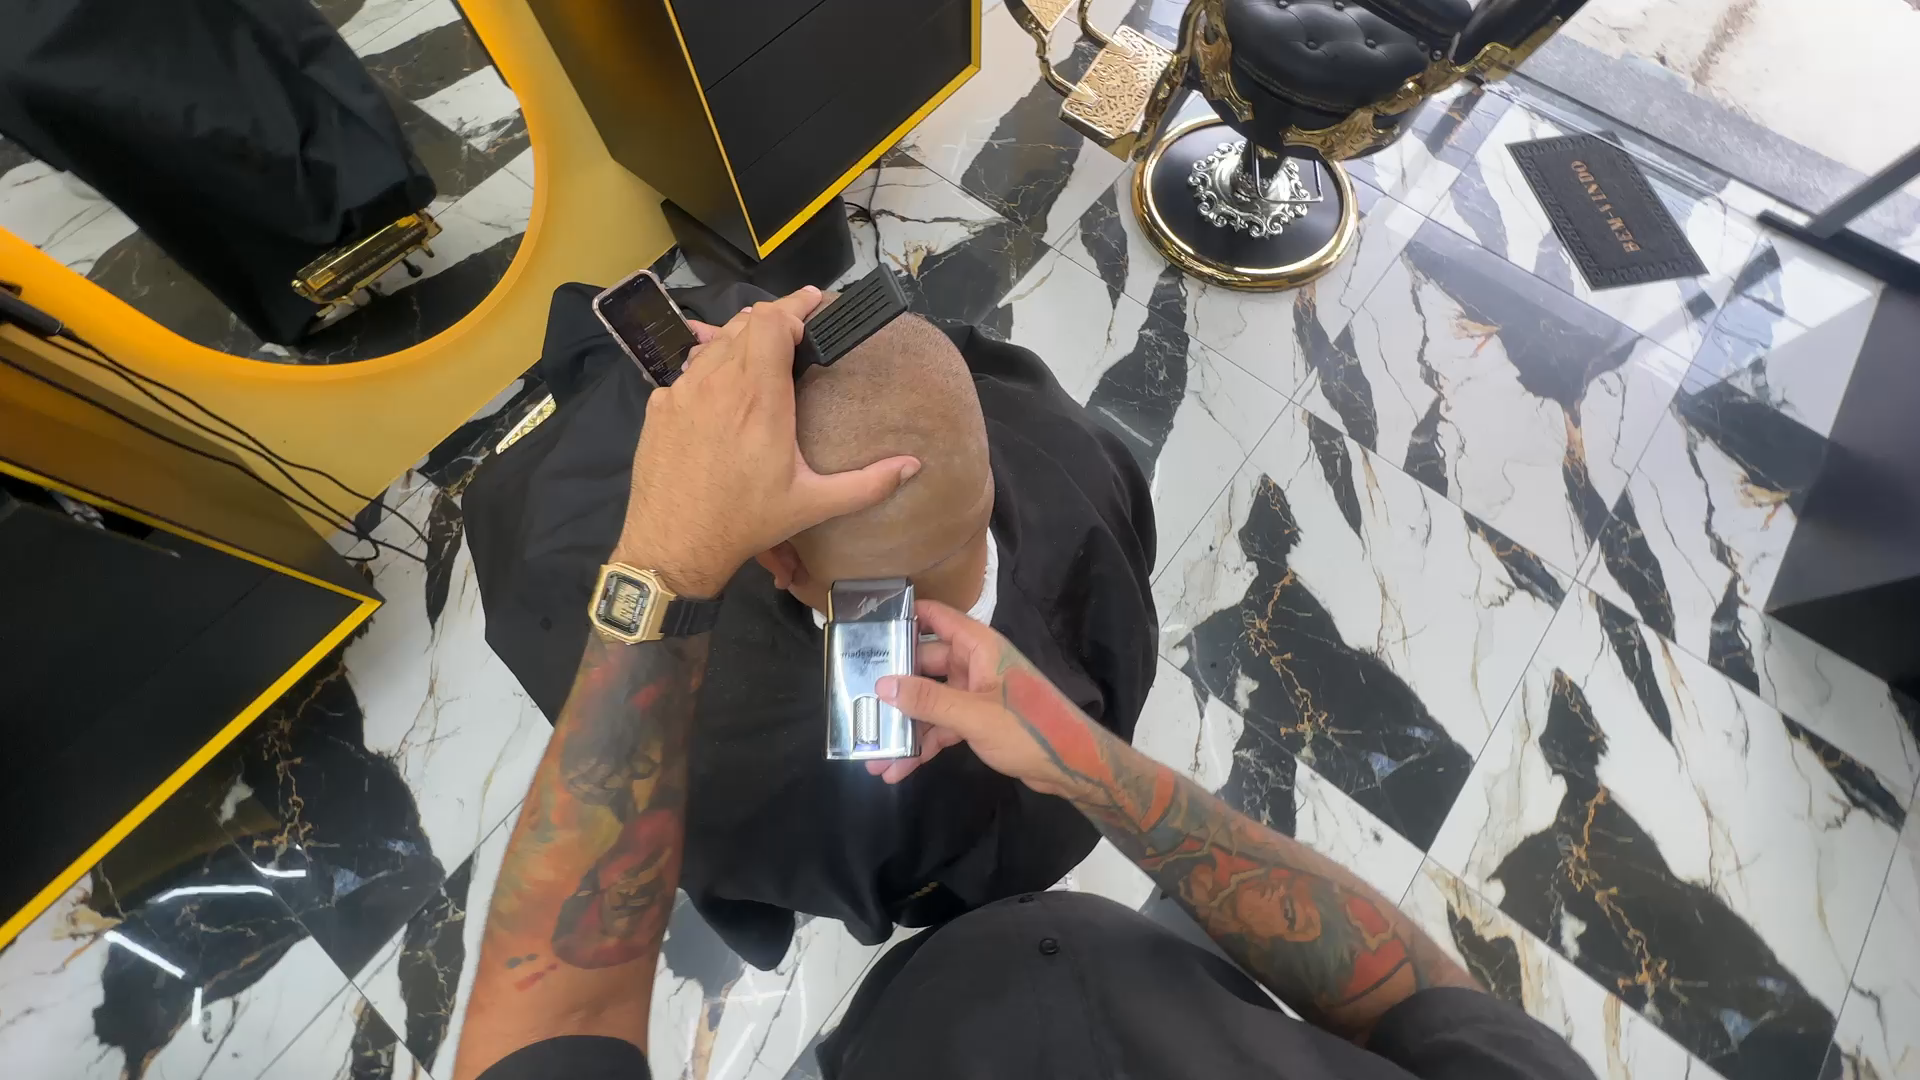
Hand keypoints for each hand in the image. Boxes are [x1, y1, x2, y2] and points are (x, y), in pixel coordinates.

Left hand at [613, 286, 919, 595]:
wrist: (672, 544)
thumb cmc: (746, 523)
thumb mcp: (812, 505)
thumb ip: (868, 484)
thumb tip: (913, 466)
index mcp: (760, 400)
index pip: (771, 323)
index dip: (793, 307)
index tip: (814, 304)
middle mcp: (719, 384)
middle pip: (745, 322)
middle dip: (774, 317)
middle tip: (799, 326)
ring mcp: (683, 391)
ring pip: (716, 341)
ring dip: (743, 337)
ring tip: (765, 350)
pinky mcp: (660, 406)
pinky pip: (691, 368)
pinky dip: (714, 364)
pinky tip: (726, 386)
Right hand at [874, 601, 1106, 798]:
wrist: (1072, 766)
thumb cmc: (1029, 728)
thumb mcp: (973, 714)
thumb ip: (927, 700)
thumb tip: (882, 685)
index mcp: (979, 646)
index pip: (936, 617)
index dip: (903, 617)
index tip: (867, 628)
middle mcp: (975, 663)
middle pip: (924, 664)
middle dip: (894, 687)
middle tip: (858, 700)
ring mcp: (975, 692)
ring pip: (930, 700)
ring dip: (905, 725)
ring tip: (873, 753)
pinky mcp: (977, 719)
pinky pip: (941, 725)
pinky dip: (922, 743)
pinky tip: (897, 768)